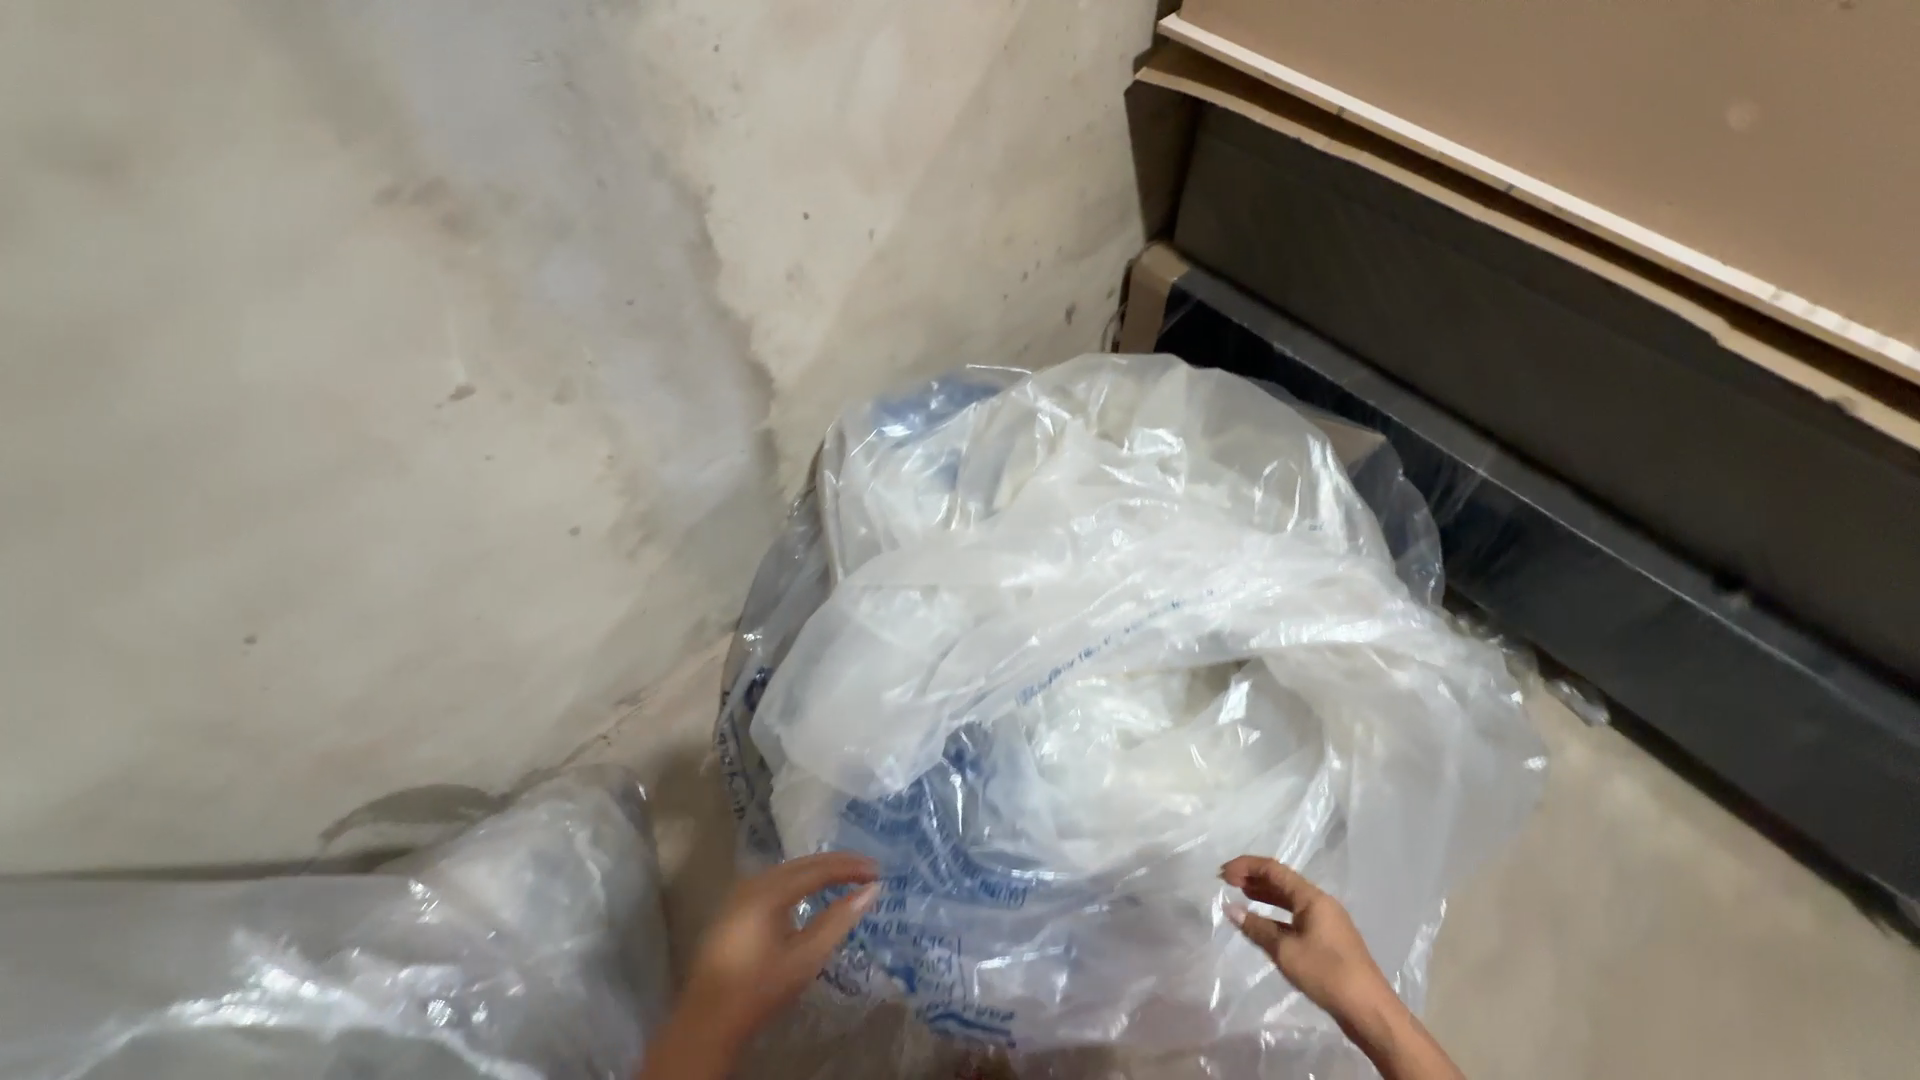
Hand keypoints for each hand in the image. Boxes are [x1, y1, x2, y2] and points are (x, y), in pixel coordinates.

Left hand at [638, 853, 878, 1079]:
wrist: (708, 1021)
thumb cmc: (760, 989)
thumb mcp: (806, 957)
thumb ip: (839, 920)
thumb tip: (871, 889)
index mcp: (768, 891)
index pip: (818, 869)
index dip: (850, 867)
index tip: (878, 871)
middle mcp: (753, 883)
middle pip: (802, 864)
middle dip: (837, 864)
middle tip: (868, 870)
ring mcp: (740, 894)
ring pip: (787, 871)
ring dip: (818, 871)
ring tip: (846, 876)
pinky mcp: (735, 908)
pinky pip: (775, 882)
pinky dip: (800, 881)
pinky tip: (811, 891)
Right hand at [1220, 856, 1391, 1017]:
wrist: (1369, 1010)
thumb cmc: (1326, 974)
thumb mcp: (1285, 951)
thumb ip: (1256, 927)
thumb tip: (1230, 908)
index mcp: (1312, 898)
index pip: (1273, 869)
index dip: (1245, 866)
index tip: (1222, 874)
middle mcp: (1320, 902)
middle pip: (1282, 880)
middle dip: (1253, 877)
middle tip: (1226, 882)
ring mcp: (1327, 920)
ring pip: (1289, 898)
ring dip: (1264, 894)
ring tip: (1240, 894)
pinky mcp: (1328, 938)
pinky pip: (1296, 914)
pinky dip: (1276, 912)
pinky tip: (1264, 922)